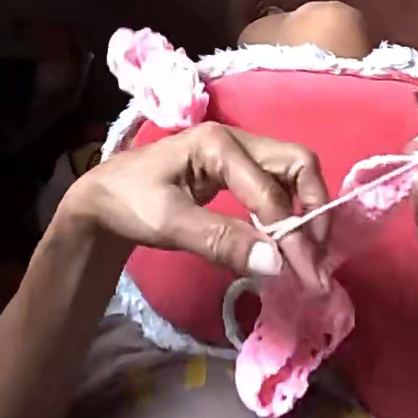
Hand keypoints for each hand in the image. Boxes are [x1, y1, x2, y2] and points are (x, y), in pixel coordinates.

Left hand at [59, 123, 328, 285]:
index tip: (305, 277)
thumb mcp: (169, 222)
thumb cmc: (130, 202)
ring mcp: (237, 153)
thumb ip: (220, 240)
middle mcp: (236, 140)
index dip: (292, 234)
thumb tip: (276, 263)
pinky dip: (288, 212)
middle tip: (316, 259)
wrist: (102, 198)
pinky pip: (275, 184)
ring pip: (290, 172)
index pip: (271, 190)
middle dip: (314, 208)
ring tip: (308, 257)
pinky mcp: (235, 170)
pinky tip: (285, 243)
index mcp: (218, 144)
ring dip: (305, 210)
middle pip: (296, 162)